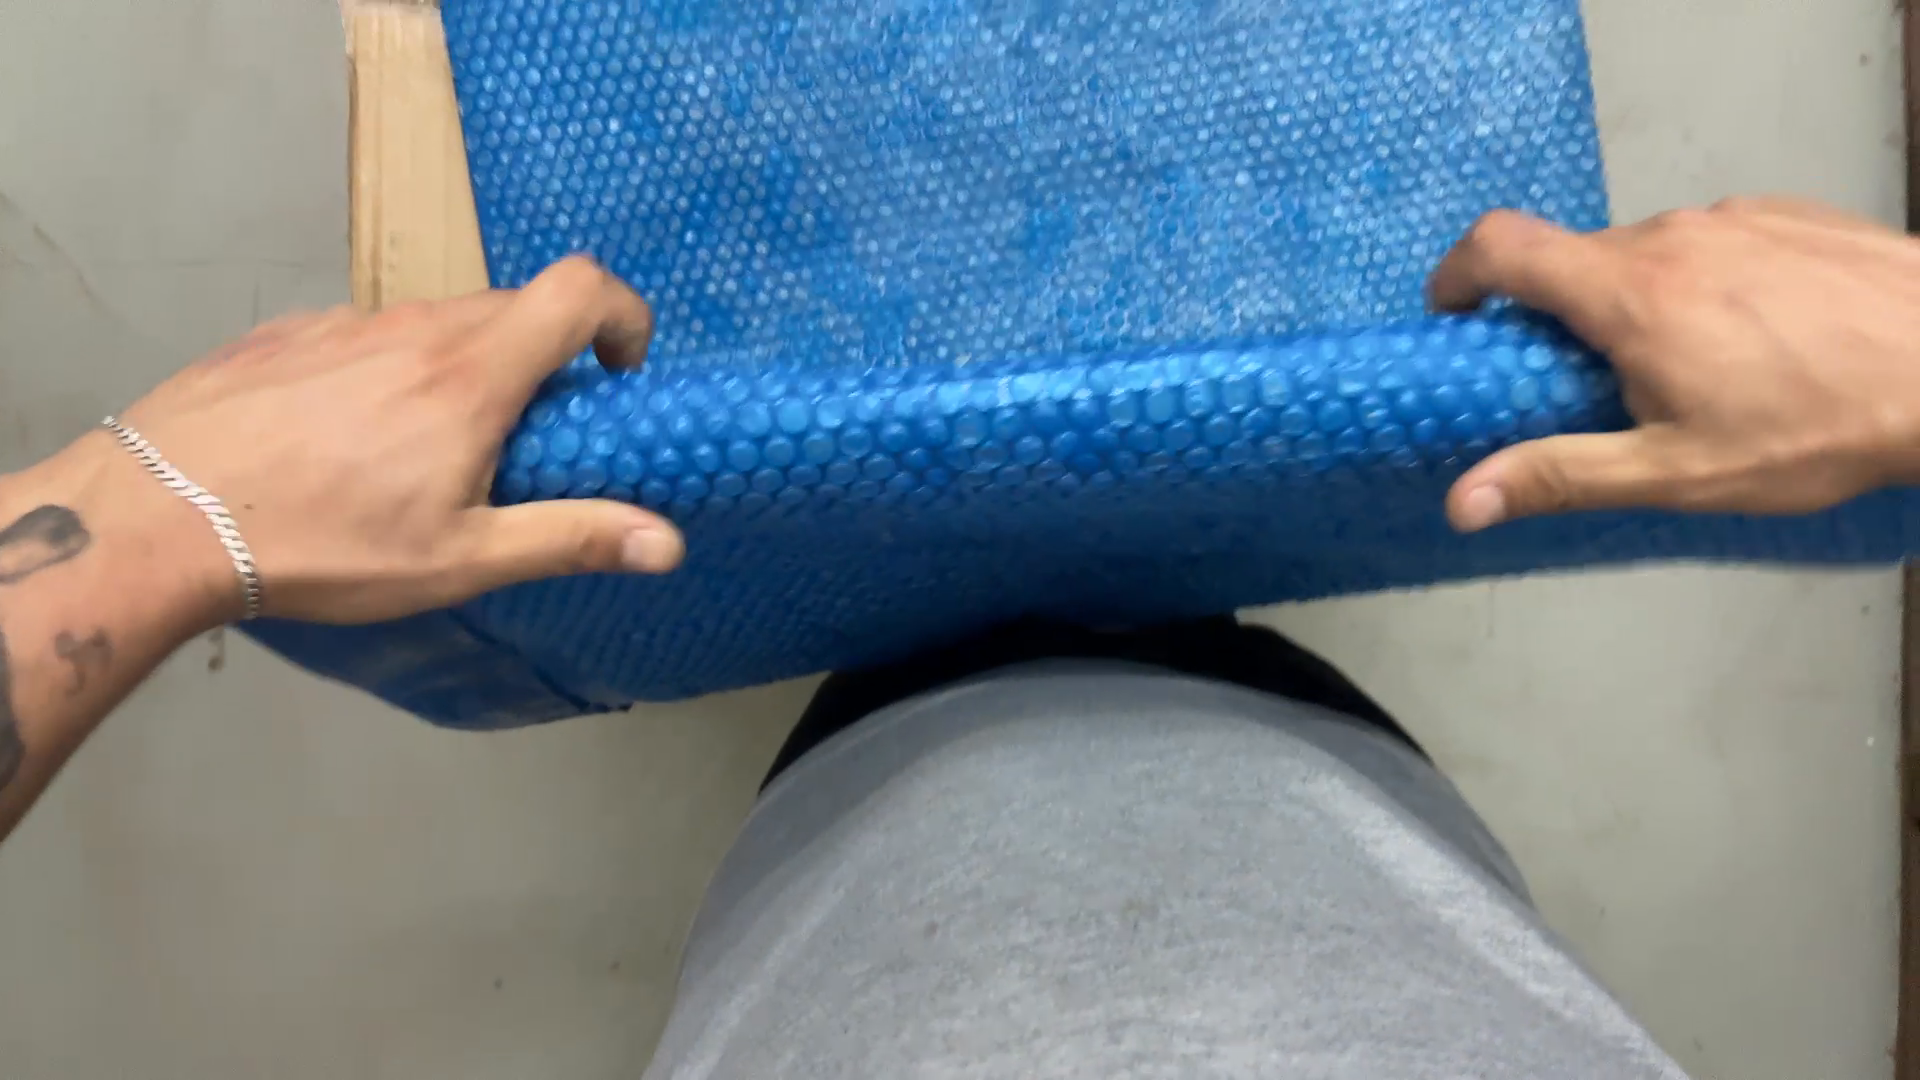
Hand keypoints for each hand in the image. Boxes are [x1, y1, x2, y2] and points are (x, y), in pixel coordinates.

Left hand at [79, 256, 683, 624]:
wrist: (140, 522)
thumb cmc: (321, 543)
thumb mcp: (464, 558)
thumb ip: (575, 538)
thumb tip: (669, 545)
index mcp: (473, 375)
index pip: (578, 290)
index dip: (625, 314)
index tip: (620, 374)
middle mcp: (419, 328)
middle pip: (523, 308)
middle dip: (559, 358)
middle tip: (542, 431)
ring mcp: (349, 322)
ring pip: (453, 318)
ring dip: (488, 363)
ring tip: (454, 439)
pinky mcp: (295, 333)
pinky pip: (387, 330)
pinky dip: (416, 364)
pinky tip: (371, 428)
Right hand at [1428, 198, 1919, 531]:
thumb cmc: (1823, 424)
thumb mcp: (1675, 471)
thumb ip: (1557, 476)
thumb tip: (1460, 505)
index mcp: (1627, 290)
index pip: (1499, 245)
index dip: (1454, 275)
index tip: (1455, 320)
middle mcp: (1671, 235)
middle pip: (1563, 259)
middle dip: (1542, 313)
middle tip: (1571, 378)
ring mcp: (1734, 217)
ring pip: (1629, 251)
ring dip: (1613, 298)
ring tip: (1664, 359)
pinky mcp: (1786, 214)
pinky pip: (1694, 241)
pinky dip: (1677, 280)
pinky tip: (1735, 330)